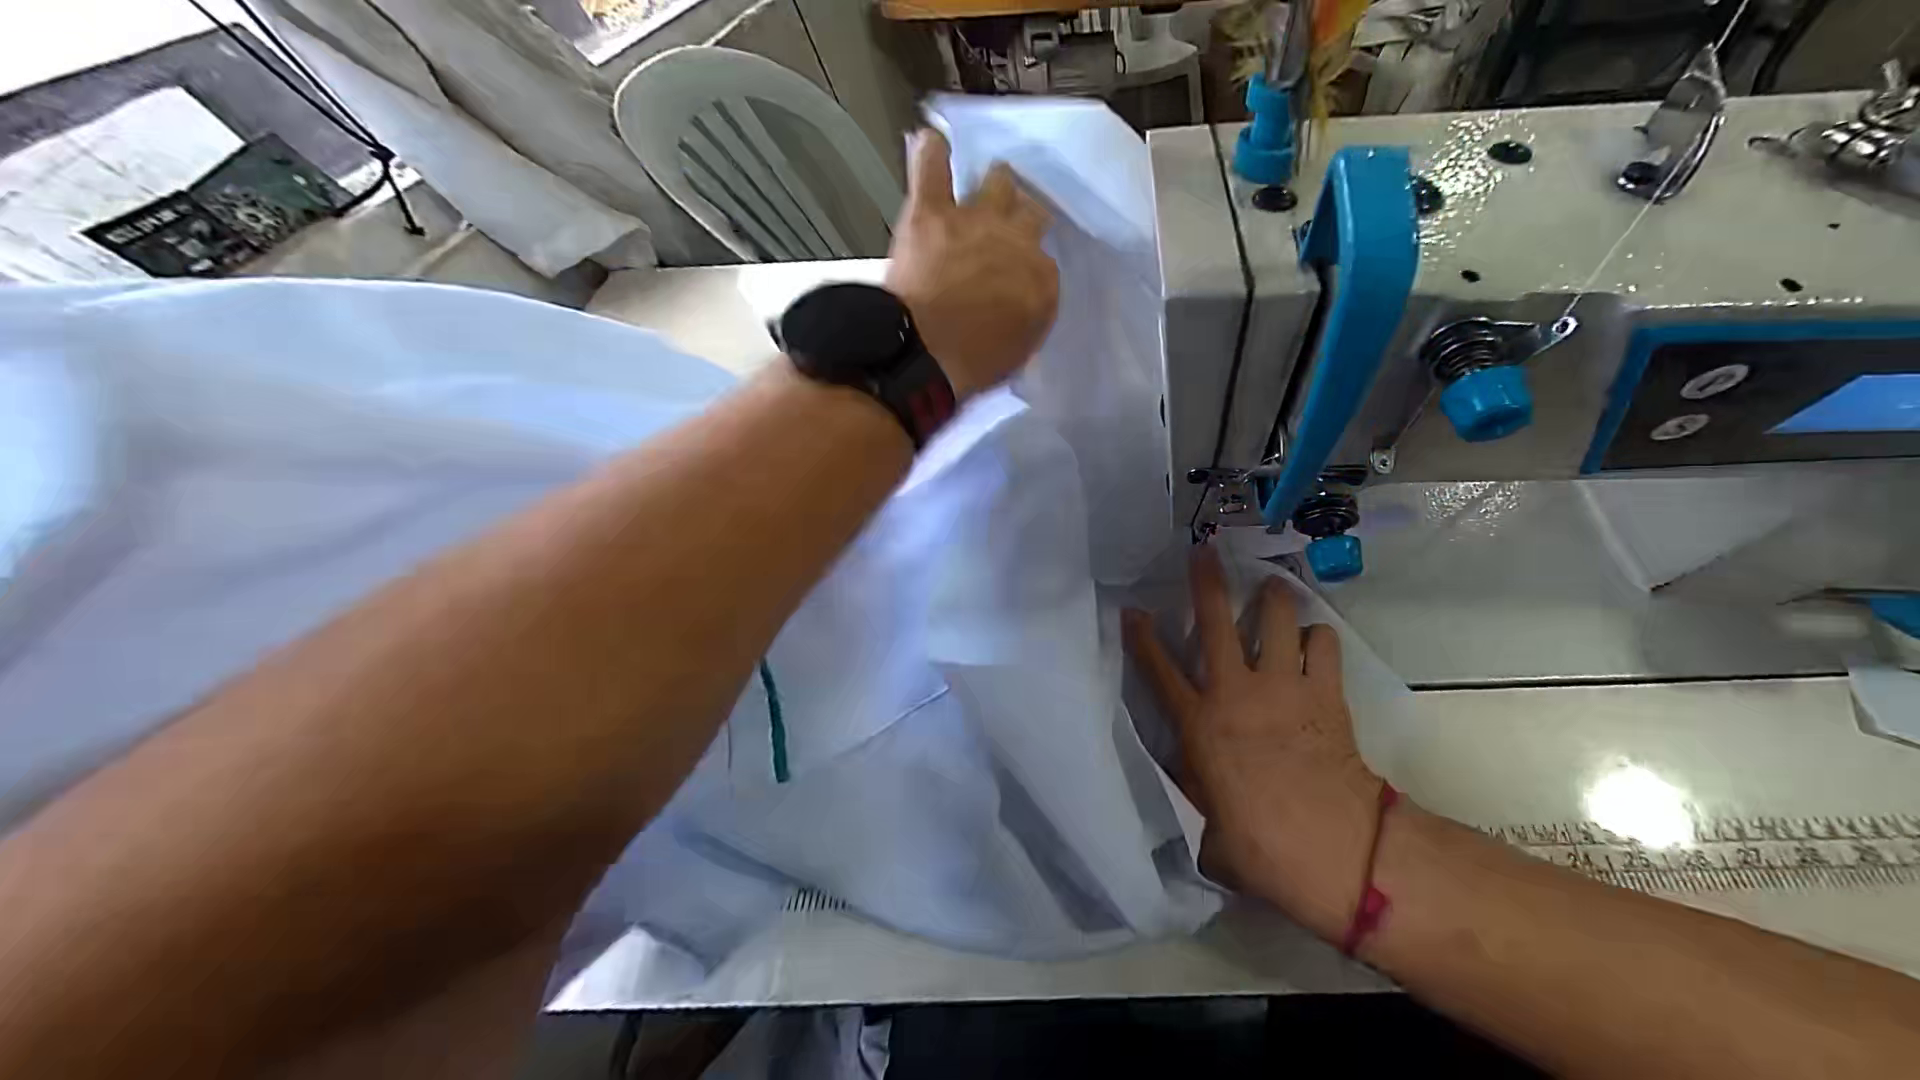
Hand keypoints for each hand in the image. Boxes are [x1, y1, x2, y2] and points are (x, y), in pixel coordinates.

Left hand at [885, 129, 1057, 399]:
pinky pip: (933, 164)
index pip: (1042, 261)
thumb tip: (1018, 304)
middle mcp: (1016, 240)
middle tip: (1005, 230)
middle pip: (1029, 213)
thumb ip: (1024, 317)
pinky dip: (932, 153)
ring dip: (991, 186)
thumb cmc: (972, 365)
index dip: (1026, 265)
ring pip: (996, 181)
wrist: (926, 357)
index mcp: (1041, 279)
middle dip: (1020, 219)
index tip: (1015, 275)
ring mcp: (974, 220)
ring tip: (981, 191)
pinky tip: (932, 145)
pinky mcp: (931, 211)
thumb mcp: (1018, 349)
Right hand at [1122, 545, 1384, 942]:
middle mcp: (1235, 692)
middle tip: (1204, 552)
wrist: (1337, 848)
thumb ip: (1199, 799)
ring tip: (1272, 589)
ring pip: (1276, 620)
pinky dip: (1316, 639)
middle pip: (1216, 621)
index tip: (1132, 610)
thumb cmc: (1259, 844)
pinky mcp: (1325, 693)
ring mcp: (1283, 687)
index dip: (1141, 637)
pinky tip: (1313, 642)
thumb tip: (1200, 799)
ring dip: (1273, 600)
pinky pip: (1322, 646)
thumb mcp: (1208, 830)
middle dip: (1207, 582)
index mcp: (1198, 724)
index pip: (1158, 670)